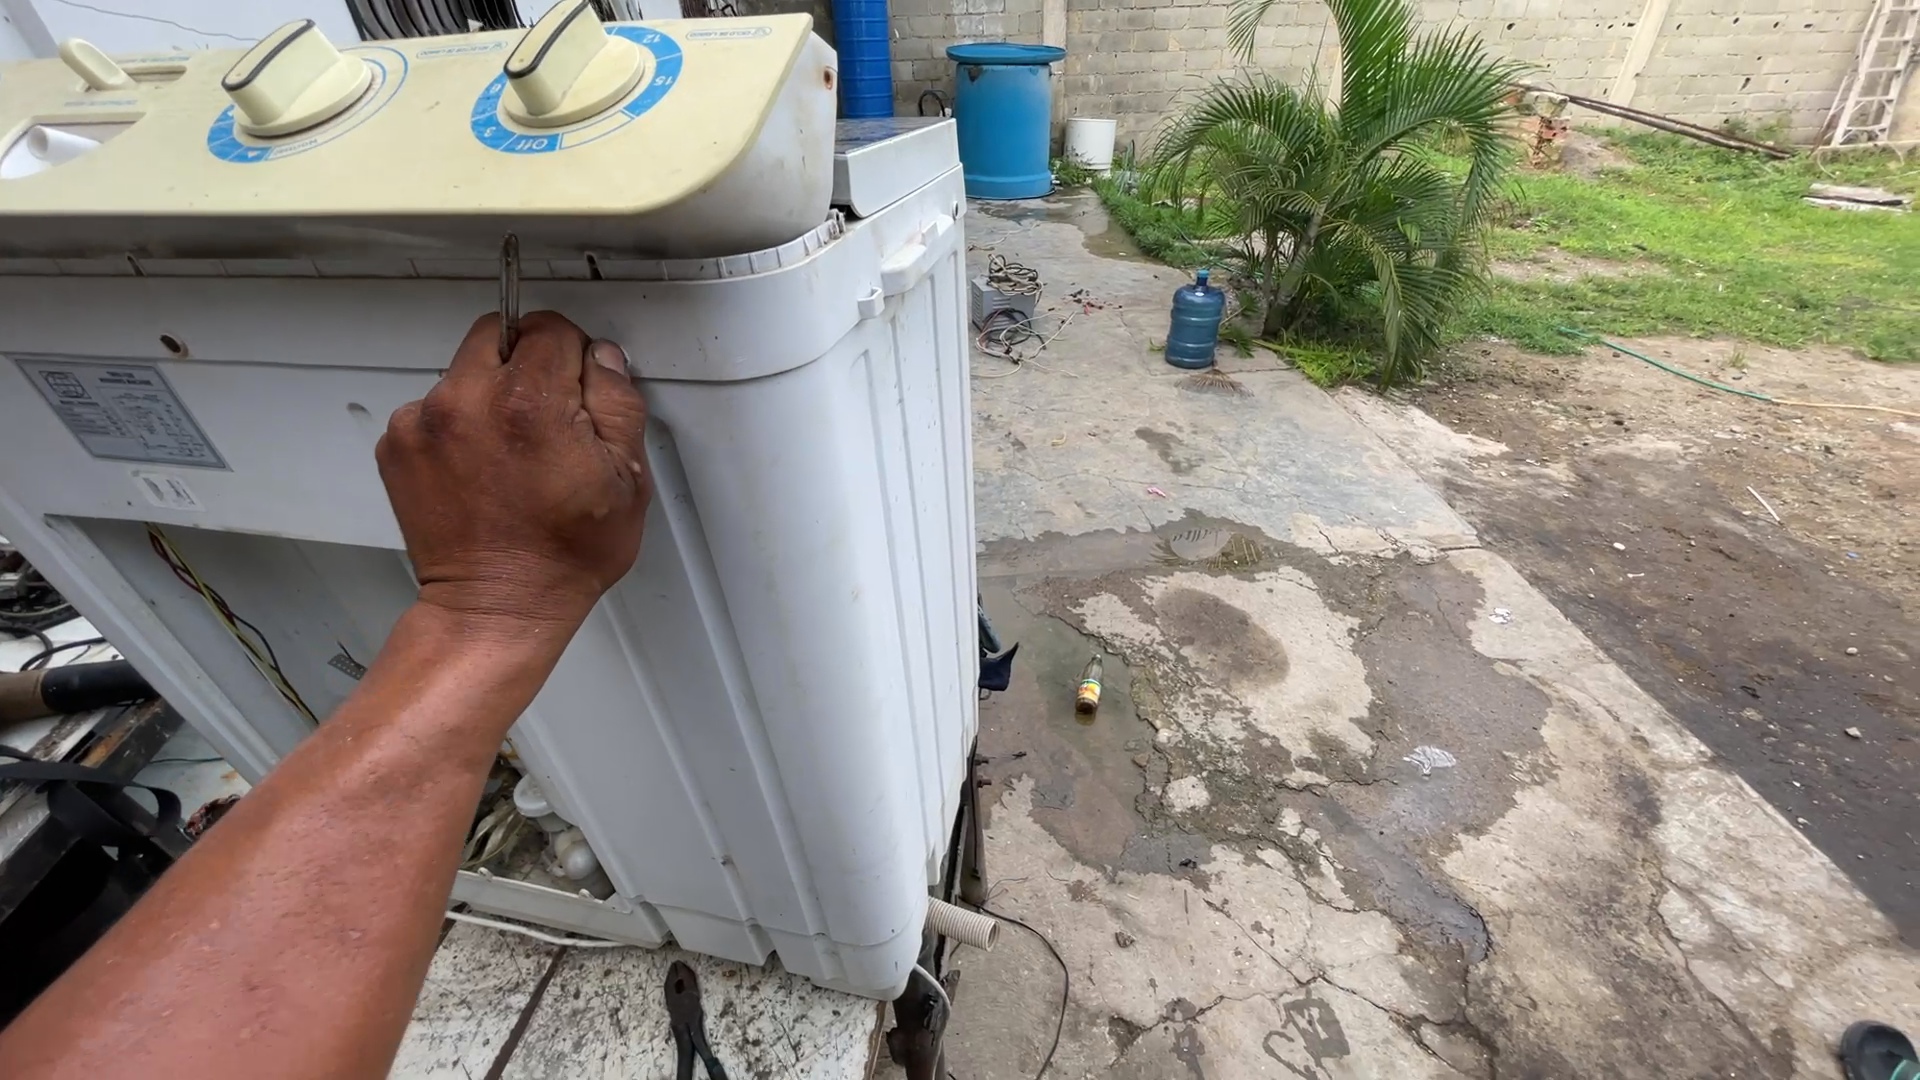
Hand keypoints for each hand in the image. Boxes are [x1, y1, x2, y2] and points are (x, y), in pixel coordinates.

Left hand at [376, 311, 651, 640]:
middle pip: (500, 333)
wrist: (500, 604)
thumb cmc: (567, 553)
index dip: (579, 354)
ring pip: (467, 368)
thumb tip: (603, 359)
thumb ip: (620, 403)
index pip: (551, 328)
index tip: (585, 389)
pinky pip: (437, 403)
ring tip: (519, 450)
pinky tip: (488, 464)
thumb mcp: (630, 479)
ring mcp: (422, 422)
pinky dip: (464, 420)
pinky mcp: (398, 444)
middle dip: (533, 361)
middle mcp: (464, 401)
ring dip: (496, 391)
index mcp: (529, 404)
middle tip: (554, 414)